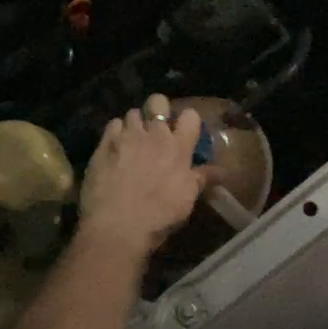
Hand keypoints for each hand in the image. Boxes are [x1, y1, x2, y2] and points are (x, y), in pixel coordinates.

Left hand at [77, 93, 214, 259]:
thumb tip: (223, 171)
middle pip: (158, 101)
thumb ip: (202, 179)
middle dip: (157, 109)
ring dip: (135, 123)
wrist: (117, 227)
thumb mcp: (187, 200)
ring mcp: (127, 136)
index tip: (183, 130)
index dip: (187, 120)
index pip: (190, 115)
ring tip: (133, 140)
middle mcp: (154, 134)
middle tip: (155, 127)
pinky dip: (115, 132)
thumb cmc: (159, 215)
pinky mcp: (104, 144)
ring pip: (132, 112)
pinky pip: (112, 125)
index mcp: (178, 147)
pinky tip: (115, 147)